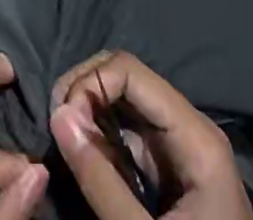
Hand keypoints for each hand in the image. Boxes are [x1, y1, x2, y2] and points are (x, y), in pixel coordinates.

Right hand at [50, 52, 252, 219]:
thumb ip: (101, 180)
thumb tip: (59, 116)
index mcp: (195, 135)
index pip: (132, 72)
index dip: (90, 84)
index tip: (61, 122)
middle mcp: (190, 125)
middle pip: (129, 75)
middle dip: (86, 88)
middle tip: (56, 124)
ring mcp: (180, 141)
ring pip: (127, 97)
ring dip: (89, 107)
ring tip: (63, 134)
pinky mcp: (169, 160)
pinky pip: (130, 126)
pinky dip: (101, 128)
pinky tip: (81, 146)